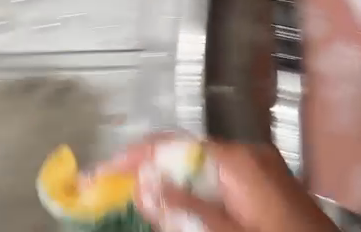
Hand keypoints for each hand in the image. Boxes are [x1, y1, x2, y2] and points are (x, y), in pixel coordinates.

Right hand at [122, 136, 338, 231]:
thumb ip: (188, 212)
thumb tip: (143, 180)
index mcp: (239, 161)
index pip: (173, 145)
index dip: (132, 158)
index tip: (96, 175)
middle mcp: (248, 156)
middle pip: (184, 156)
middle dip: (147, 173)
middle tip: (109, 192)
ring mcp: (259, 172)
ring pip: (200, 174)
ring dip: (169, 190)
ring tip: (138, 202)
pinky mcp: (264, 192)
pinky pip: (219, 187)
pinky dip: (195, 201)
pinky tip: (182, 215)